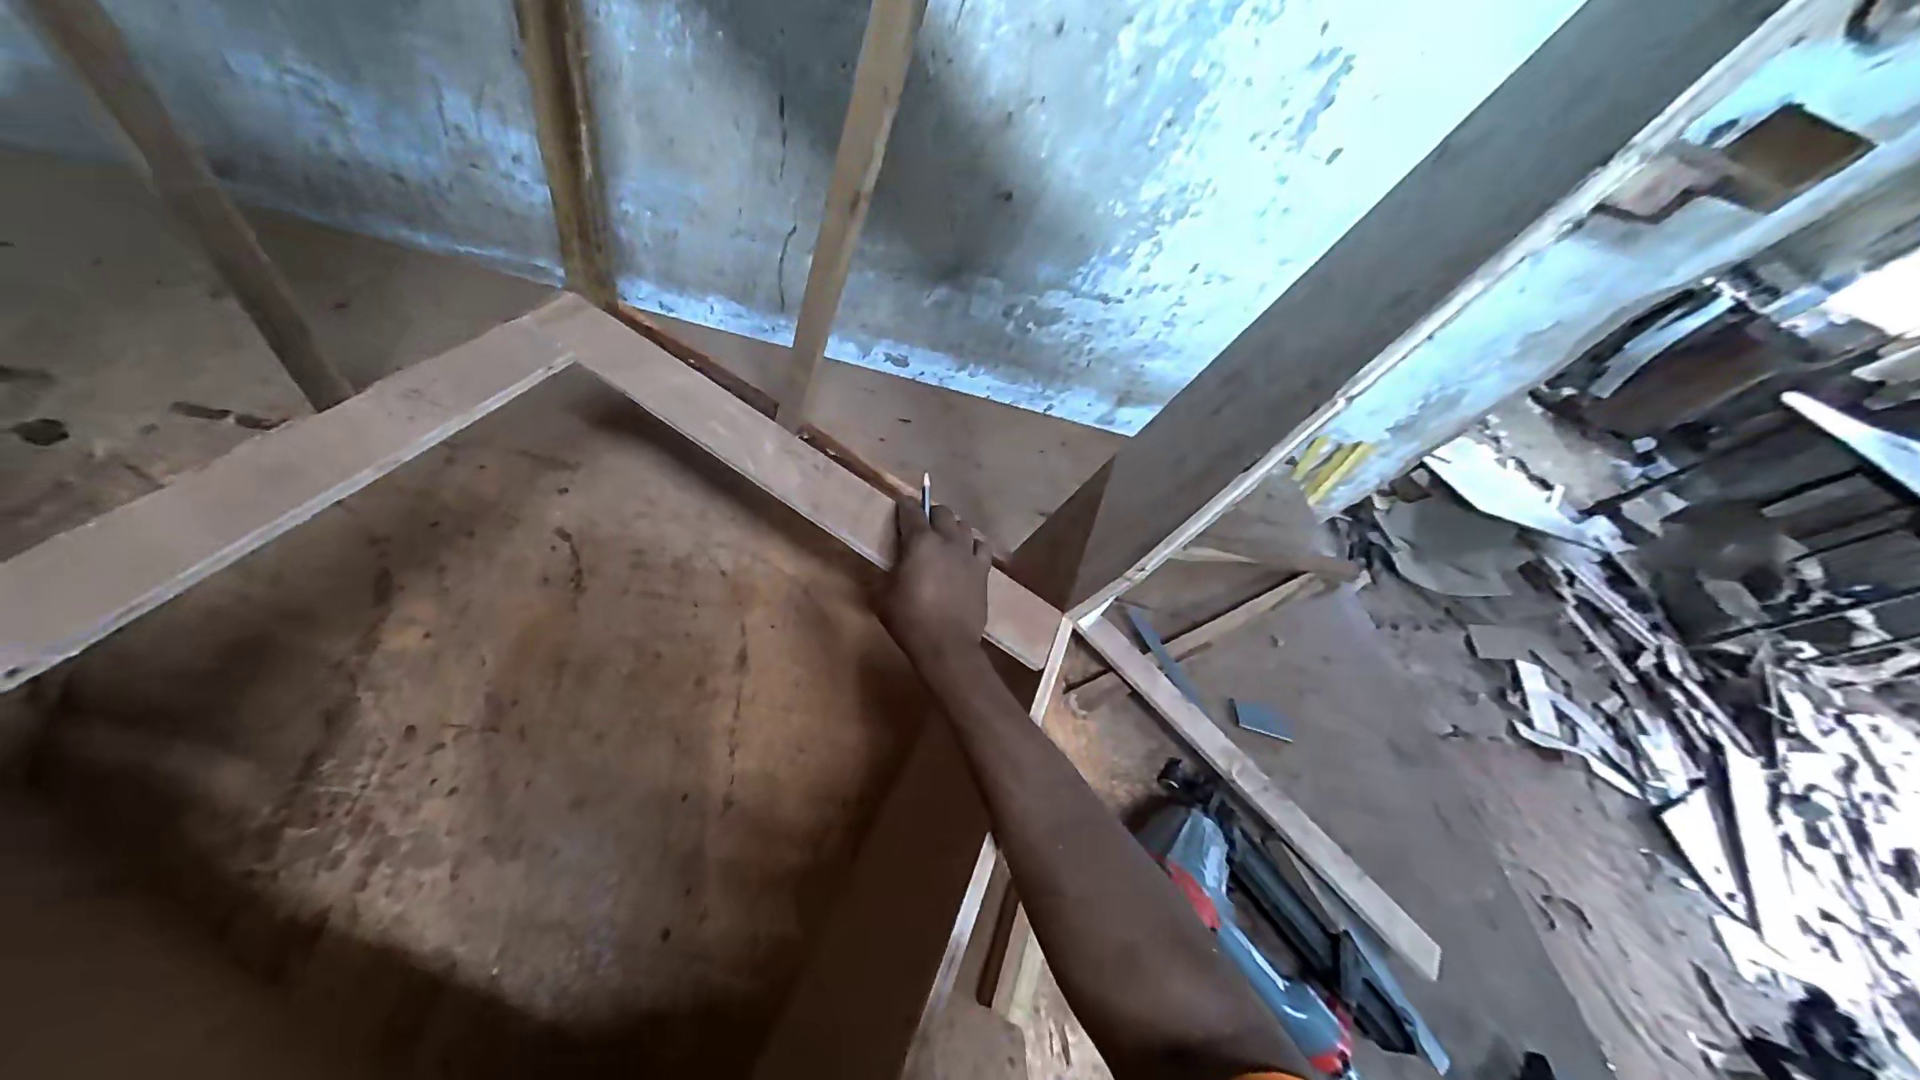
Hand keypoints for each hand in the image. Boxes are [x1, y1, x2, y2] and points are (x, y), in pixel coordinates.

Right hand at [878, 501, 990, 670]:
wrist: (947, 644)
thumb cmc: (909, 619)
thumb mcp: (882, 596)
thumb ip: (882, 574)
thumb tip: (881, 568)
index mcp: (920, 541)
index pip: (911, 510)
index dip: (904, 505)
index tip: (900, 504)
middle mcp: (947, 540)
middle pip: (943, 512)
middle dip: (931, 513)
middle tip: (921, 526)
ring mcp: (969, 555)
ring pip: (964, 526)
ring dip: (952, 528)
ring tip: (944, 540)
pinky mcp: (983, 571)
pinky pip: (982, 547)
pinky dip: (973, 545)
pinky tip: (966, 554)